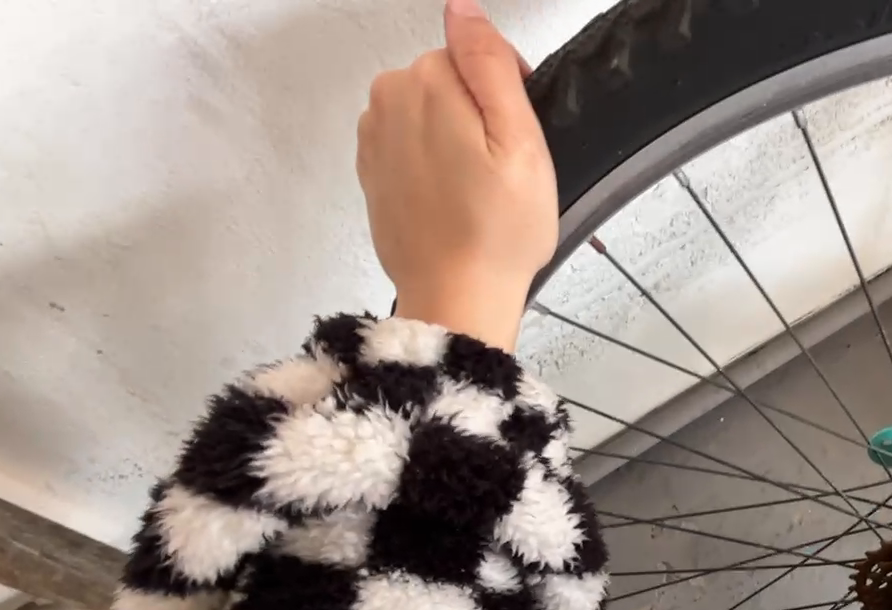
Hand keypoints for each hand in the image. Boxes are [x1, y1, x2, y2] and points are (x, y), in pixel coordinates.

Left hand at [356, 0, 555, 350]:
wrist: (457, 299)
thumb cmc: (500, 230)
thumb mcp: (520, 143)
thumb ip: (489, 65)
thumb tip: (461, 8)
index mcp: (428, 81)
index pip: (473, 54)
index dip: (506, 94)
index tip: (521, 144)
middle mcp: (388, 98)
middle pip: (444, 83)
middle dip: (475, 116)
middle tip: (502, 175)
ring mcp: (373, 138)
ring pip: (424, 114)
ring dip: (451, 140)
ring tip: (476, 193)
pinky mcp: (371, 175)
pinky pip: (406, 148)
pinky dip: (429, 166)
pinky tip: (450, 203)